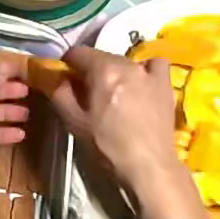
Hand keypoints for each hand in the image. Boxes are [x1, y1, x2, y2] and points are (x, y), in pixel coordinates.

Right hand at [45, 46, 181, 185]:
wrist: (147, 166)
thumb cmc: (107, 146)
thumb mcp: (73, 122)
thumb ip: (59, 93)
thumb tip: (54, 76)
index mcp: (102, 70)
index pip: (77, 52)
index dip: (67, 64)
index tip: (65, 80)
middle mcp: (126, 63)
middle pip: (101, 57)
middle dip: (91, 71)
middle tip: (88, 95)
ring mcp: (148, 72)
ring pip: (124, 62)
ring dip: (115, 73)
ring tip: (115, 96)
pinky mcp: (165, 83)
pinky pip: (154, 64)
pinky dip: (145, 70)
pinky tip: (141, 84)